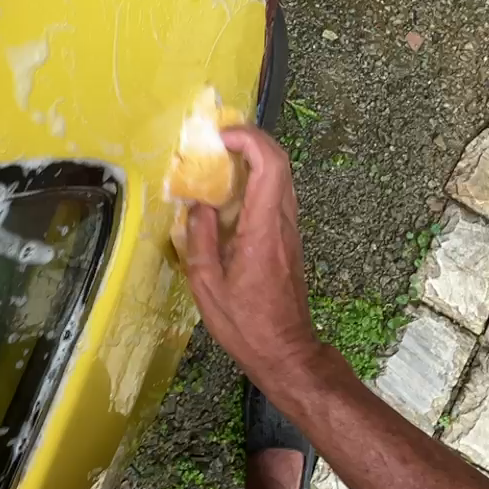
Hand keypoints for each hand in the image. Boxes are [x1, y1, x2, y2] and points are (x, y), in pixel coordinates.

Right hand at [181, 128, 329, 388]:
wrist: (286, 351)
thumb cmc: (245, 324)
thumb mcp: (208, 286)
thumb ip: (200, 240)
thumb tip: (198, 204)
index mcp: (263, 229)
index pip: (269, 166)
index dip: (249, 140)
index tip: (220, 137)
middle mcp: (283, 221)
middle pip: (281, 161)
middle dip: (252, 139)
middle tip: (218, 141)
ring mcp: (291, 228)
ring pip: (282, 174)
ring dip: (255, 157)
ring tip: (221, 160)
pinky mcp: (289, 236)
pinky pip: (277, 192)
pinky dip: (257, 177)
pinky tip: (230, 191)